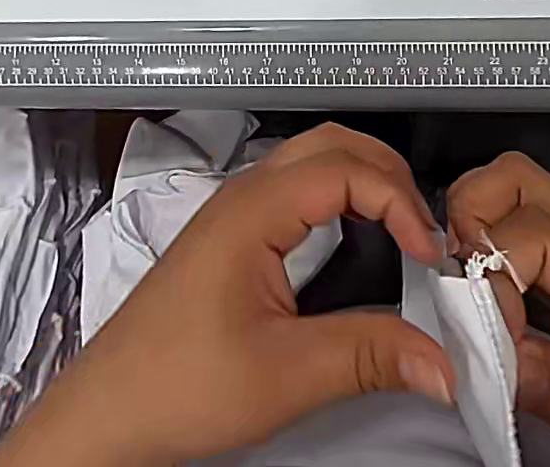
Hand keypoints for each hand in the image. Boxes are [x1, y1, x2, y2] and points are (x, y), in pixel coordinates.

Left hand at [0, 123, 455, 466]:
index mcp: (253, 209)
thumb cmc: (175, 382)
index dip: (397, 201)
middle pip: (332, 143)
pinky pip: (300, 185)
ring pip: (315, 157)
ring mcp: (239, 207)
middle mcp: (246, 194)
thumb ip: (367, 356)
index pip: (344, 170)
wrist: (110, 407)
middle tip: (422, 227)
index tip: (426, 252)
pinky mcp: (238, 229)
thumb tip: (439, 361)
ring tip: (402, 228)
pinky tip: (358, 235)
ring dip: (365, 179)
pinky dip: (342, 195)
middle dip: (388, 172)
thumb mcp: (283, 375)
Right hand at [447, 152, 549, 466]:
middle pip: (519, 177)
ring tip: (466, 291)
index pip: (538, 233)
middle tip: (457, 282)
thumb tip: (498, 353)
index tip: (482, 330)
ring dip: (472, 225)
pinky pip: (518, 229)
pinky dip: (482, 247)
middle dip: (470, 212)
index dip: (492, 268)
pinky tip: (484, 298)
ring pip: (513, 191)